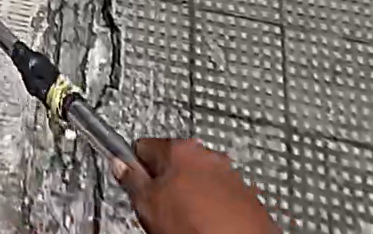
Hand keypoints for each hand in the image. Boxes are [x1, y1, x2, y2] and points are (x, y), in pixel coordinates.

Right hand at [112, 138, 278, 233]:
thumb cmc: (199, 230)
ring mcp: (232, 177)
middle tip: (165, 209)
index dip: (137, 169)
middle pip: (173, 163)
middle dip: (168, 183)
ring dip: (193, 195)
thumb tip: (120, 165)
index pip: (142, 147)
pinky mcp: (252, 201)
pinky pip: (224, 199)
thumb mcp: (148, 205)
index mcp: (178, 148)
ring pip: (200, 181)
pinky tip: (212, 227)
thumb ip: (130, 179)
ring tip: (191, 221)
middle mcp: (207, 155)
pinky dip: (217, 209)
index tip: (138, 185)